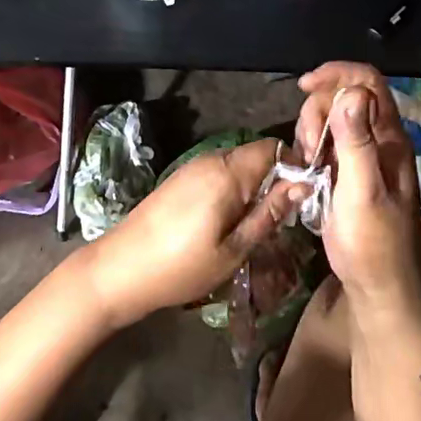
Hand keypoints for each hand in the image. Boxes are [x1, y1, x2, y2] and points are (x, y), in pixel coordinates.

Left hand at [78, 139, 308, 328]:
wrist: (116, 272)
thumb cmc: (180, 267)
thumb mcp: (233, 250)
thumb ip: (269, 214)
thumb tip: (303, 185)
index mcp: (227, 173)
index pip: (275, 148)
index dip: (295, 166)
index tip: (303, 197)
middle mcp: (211, 159)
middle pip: (257, 155)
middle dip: (276, 178)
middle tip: (281, 217)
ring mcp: (193, 167)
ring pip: (239, 164)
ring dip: (254, 186)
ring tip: (255, 224)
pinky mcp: (181, 178)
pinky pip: (220, 172)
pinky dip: (233, 189)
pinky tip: (228, 221)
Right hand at [296, 65, 420, 311]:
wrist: (379, 287)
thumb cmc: (373, 243)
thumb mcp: (362, 191)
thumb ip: (356, 141)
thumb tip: (351, 91)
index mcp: (390, 138)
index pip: (369, 82)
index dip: (338, 73)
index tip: (305, 85)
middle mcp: (380, 140)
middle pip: (345, 97)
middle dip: (318, 111)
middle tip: (310, 149)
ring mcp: (366, 156)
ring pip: (333, 119)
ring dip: (313, 132)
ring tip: (311, 165)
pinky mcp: (351, 173)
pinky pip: (328, 144)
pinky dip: (313, 149)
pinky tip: (309, 172)